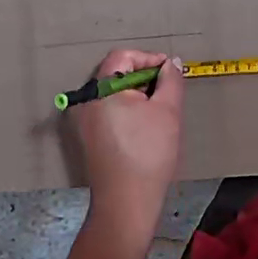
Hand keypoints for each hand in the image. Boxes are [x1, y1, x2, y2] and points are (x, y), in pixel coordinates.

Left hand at [71, 50, 184, 228]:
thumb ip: (171, 80)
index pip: (122, 56)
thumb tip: (171, 63)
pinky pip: (109, 111)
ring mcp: (86, 120)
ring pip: (113, 94)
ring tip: (160, 109)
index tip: (169, 71)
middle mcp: (88, 100)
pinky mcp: (90, 138)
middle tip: (167, 90)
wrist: (127, 202)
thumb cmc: (148, 153)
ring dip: (137, 94)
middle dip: (144, 76)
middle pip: (116, 73)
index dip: (148, 58)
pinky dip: (128, 110)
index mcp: (102, 88)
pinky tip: (147, 127)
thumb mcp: (168, 110)